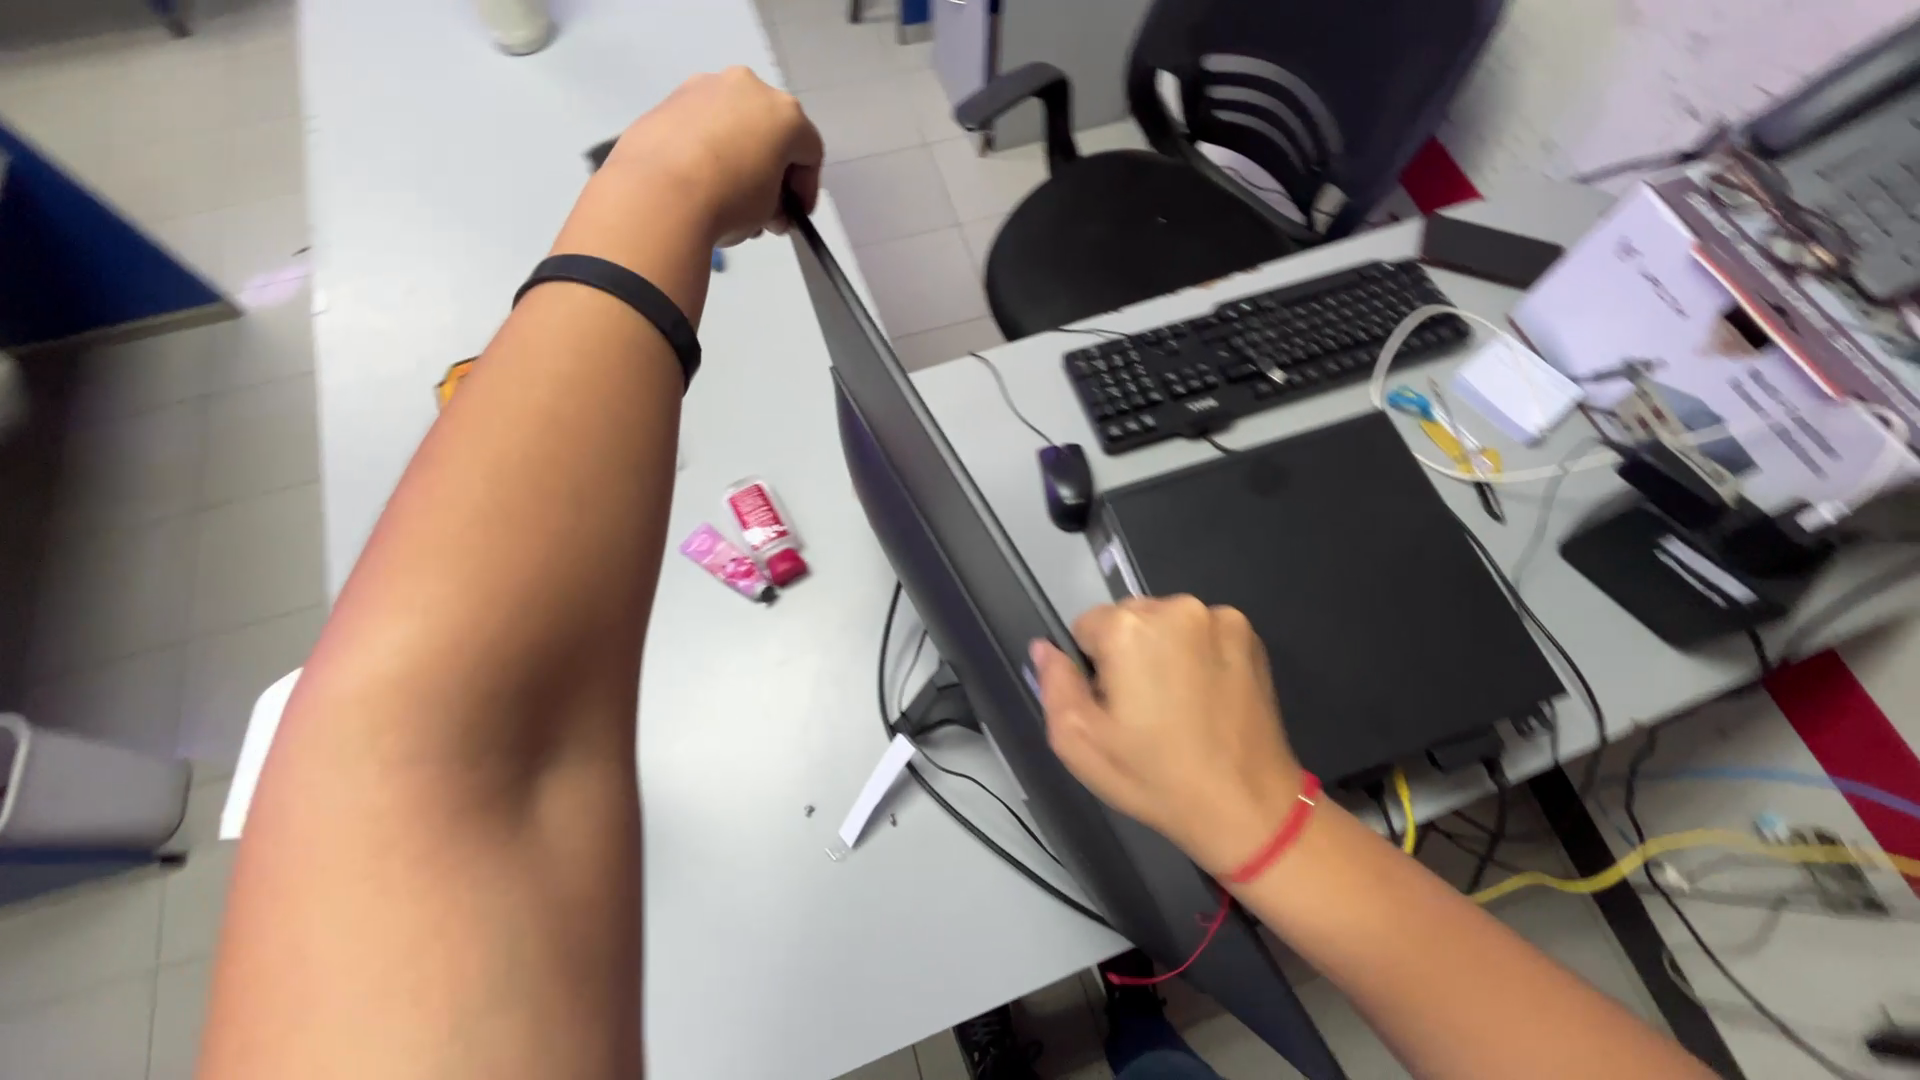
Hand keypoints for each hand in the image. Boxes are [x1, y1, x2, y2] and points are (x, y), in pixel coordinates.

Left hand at [599, 67, 823, 245]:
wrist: (659, 193)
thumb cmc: (731, 200)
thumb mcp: (769, 212)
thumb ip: (777, 204)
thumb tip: (770, 210)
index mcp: (785, 114)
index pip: (810, 152)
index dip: (807, 190)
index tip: (795, 217)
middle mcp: (749, 88)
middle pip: (772, 132)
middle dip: (772, 170)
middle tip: (764, 208)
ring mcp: (706, 87)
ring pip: (735, 124)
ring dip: (739, 157)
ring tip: (728, 196)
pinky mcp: (671, 98)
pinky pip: (702, 126)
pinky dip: (707, 150)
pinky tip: (699, 181)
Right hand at [1032, 597, 1305, 876]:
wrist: (1247, 807)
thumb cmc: (1154, 777)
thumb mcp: (1079, 741)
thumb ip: (1054, 683)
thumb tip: (1044, 647)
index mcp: (1129, 628)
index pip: (1085, 626)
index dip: (1092, 667)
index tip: (1113, 706)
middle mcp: (1176, 608)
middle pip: (1128, 619)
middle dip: (1128, 654)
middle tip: (1144, 710)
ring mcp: (1219, 619)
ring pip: (1167, 625)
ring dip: (1164, 652)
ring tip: (1179, 706)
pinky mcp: (1251, 636)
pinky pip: (1204, 634)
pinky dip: (1199, 656)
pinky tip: (1207, 698)